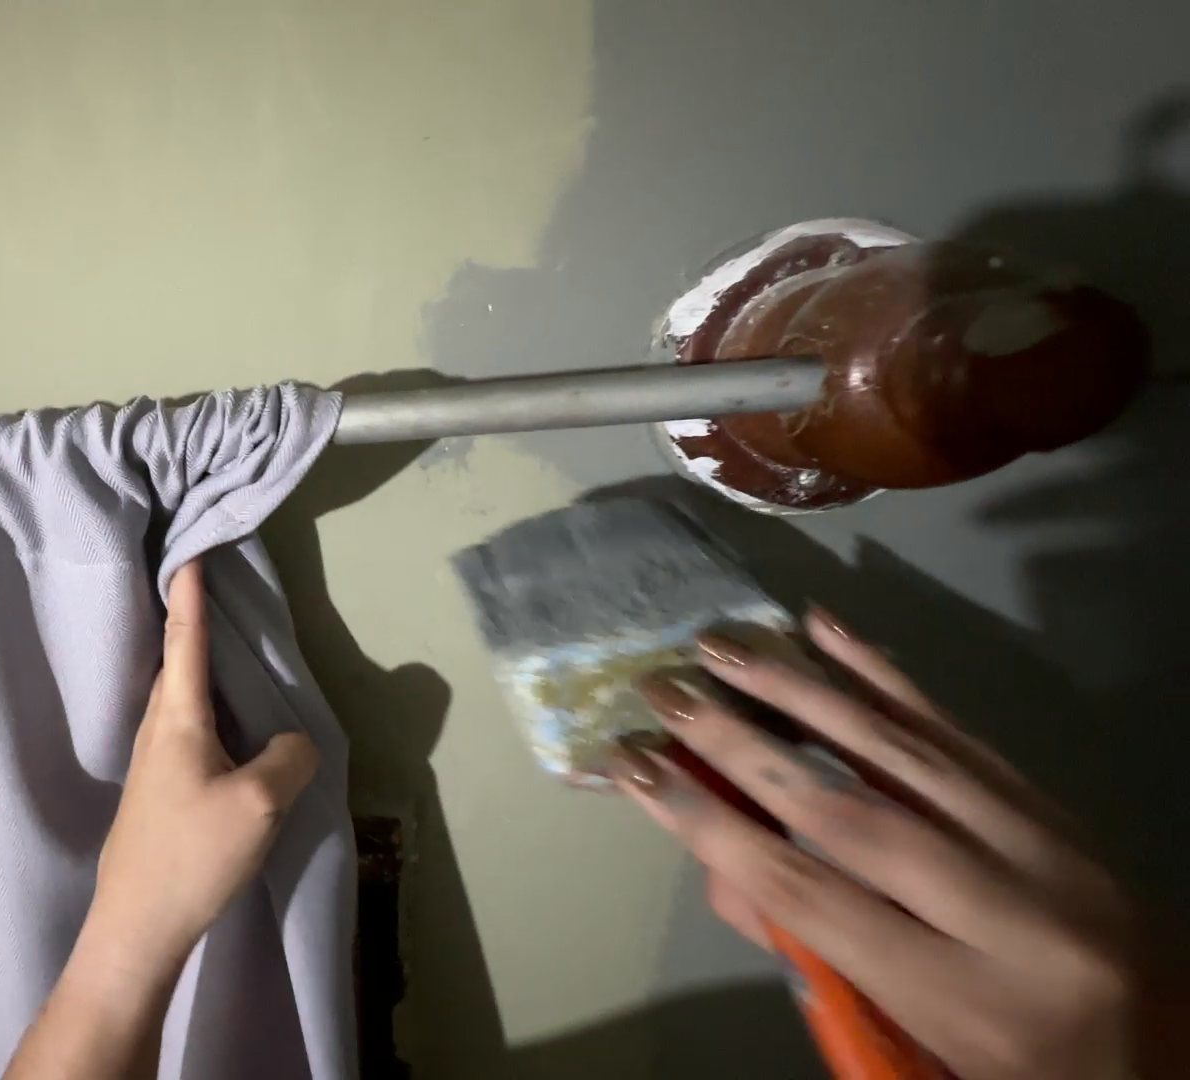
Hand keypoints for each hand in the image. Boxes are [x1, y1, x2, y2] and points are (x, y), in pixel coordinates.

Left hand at [78, 559, 320, 986]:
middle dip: (189, 615)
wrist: (138, 924)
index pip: (184, 636)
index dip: (189, 591)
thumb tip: (293, 742)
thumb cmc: (192, 854)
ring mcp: (154, 756)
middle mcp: (158, 725)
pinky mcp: (159, 784)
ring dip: (195, 658)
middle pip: (176, 657)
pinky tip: (226, 717)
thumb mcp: (260, 804)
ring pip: (179, 691)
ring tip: (224, 643)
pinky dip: (204, 699)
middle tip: (208, 584)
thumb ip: (289, 758)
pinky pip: (186, 721)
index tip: (187, 550)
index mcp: (177, 715)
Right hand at [610, 609, 1141, 1079]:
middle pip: (846, 812)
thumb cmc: (1003, 1059)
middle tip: (661, 692)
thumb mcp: (895, 1030)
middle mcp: (1016, 916)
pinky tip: (821, 626)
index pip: (802, 889)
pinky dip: (879, 671)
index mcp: (965, 998)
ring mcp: (1046, 849)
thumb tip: (709, 846)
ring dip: (795, 689)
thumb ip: (796, 938)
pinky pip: (953, 726)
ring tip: (716, 646)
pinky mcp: (1053, 806)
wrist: (1164, 1053)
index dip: (704, 821)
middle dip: (736, 744)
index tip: (630, 764)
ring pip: (897, 751)